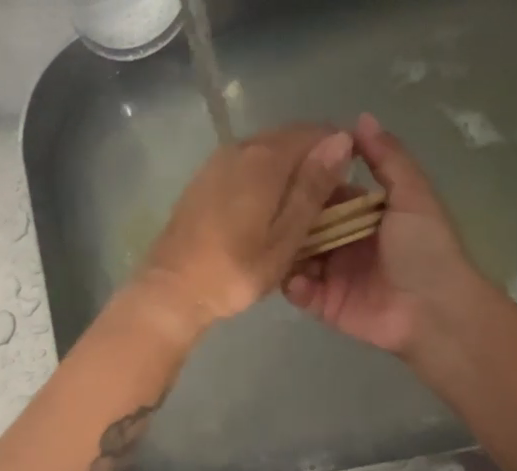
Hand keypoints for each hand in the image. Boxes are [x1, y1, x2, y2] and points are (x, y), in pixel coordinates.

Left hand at [136, 125, 356, 329]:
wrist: (171, 291)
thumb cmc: (234, 271)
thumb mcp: (285, 237)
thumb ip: (313, 187)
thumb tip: (342, 140)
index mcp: (265, 157)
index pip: (317, 134)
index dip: (339, 157)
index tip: (345, 194)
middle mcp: (240, 147)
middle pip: (290, 142)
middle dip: (313, 167)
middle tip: (324, 211)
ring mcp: (217, 162)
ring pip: (267, 156)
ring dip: (287, 177)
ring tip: (295, 218)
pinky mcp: (203, 181)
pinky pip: (245, 170)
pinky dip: (262, 185)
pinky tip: (263, 218)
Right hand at [283, 114, 478, 358]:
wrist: (432, 309)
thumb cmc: (425, 248)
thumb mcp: (412, 194)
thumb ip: (387, 157)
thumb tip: (360, 118)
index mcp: (364, 214)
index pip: (326, 193)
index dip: (307, 181)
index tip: (281, 169)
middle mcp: (344, 242)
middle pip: (306, 224)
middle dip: (288, 217)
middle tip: (267, 209)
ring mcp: (332, 274)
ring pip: (296, 256)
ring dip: (285, 249)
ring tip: (273, 242)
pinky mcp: (324, 305)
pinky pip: (299, 291)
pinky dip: (293, 283)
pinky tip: (295, 276)